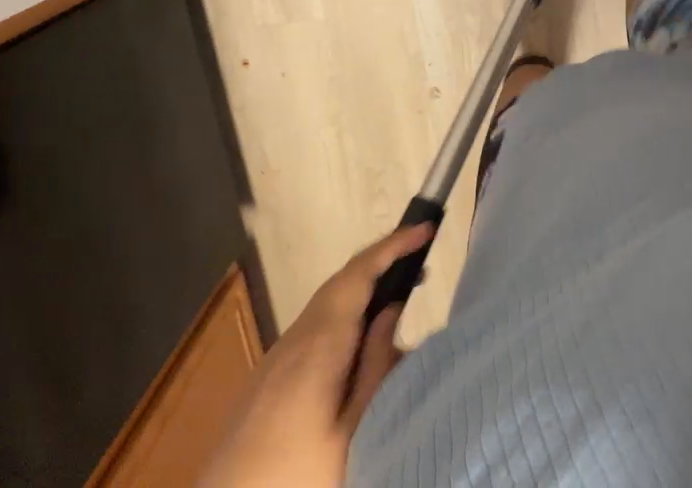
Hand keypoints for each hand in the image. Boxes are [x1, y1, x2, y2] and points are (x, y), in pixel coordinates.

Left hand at [201, 223, 434, 487]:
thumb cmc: (297, 474)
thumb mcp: (353, 431)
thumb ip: (375, 369)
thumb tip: (392, 312)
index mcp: (318, 346)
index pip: (356, 276)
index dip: (391, 247)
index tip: (425, 229)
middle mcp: (293, 341)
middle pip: (340, 284)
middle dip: (381, 262)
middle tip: (422, 260)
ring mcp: (275, 359)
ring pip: (326, 306)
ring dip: (363, 291)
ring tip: (401, 298)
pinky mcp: (267, 380)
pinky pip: (313, 329)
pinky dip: (345, 316)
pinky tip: (360, 343)